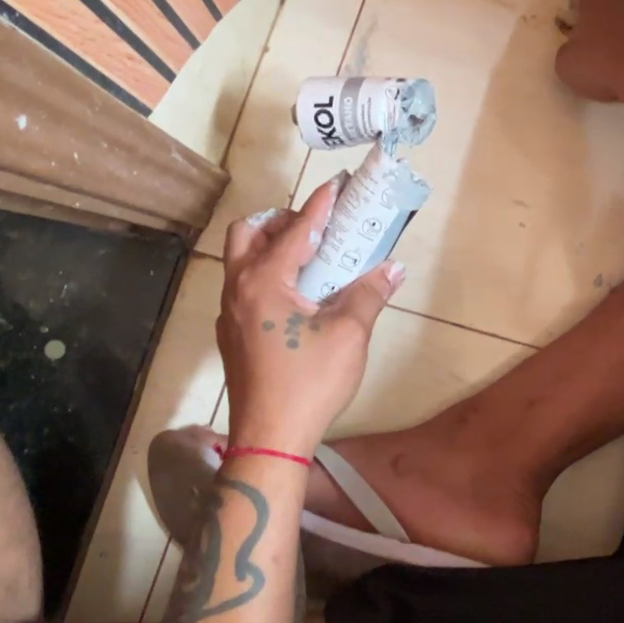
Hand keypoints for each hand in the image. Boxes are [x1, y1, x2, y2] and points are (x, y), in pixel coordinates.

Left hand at [217, 176, 404, 452]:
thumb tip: (394, 268)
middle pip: (247, 234)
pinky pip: (244, 285)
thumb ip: (370, 294)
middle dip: (281, 220)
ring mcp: (229, 314)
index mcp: (264, 282)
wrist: (270, 437)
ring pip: (241, 260)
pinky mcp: (232, 335)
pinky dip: (267, 273)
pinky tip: (297, 294)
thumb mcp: (350, 334)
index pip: (295, 230)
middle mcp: (238, 290)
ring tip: (310, 256)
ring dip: (271, 246)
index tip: (338, 185)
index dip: (320, 205)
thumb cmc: (310, 382)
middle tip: (316, 227)